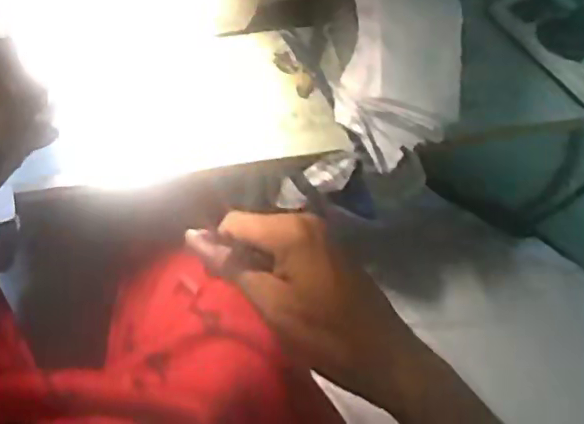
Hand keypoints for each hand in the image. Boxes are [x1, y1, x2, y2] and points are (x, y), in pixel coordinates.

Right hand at [187, 211, 492, 421]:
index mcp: (289, 228)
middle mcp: (304, 220)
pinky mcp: (331, 249)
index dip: (219, 246)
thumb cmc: (326, 334)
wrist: (393, 363)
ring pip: (269, 236)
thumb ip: (230, 266)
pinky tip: (285, 290)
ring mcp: (321, 233)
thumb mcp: (271, 304)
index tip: (219, 278)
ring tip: (263, 293)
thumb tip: (191, 236)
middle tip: (242, 290)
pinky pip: (290, 245)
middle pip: (252, 226)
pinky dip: (279, 263)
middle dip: (240, 253)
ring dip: (259, 260)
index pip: (232, 221)